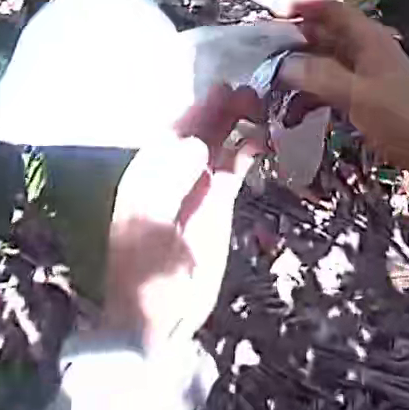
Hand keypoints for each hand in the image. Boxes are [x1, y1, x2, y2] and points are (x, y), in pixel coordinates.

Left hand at [101, 86, 262, 352]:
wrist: (159, 321)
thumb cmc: (146, 274)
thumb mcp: (150, 224)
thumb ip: (171, 180)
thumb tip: (197, 143)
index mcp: (149, 173)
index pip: (175, 130)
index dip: (198, 109)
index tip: (224, 89)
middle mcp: (174, 172)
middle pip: (200, 131)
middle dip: (223, 110)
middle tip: (251, 92)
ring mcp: (198, 186)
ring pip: (220, 144)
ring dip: (238, 124)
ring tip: (261, 106)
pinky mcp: (219, 202)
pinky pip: (234, 166)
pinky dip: (247, 151)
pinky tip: (262, 138)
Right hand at [272, 0, 408, 174]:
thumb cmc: (399, 116)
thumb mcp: (358, 95)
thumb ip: (320, 76)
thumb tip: (284, 64)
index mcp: (368, 37)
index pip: (331, 8)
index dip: (302, 5)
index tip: (271, 11)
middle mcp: (364, 47)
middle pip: (323, 32)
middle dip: (292, 38)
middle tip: (260, 47)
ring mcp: (363, 70)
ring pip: (322, 58)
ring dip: (297, 66)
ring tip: (269, 77)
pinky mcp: (360, 92)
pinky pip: (327, 81)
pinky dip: (308, 89)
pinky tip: (291, 105)